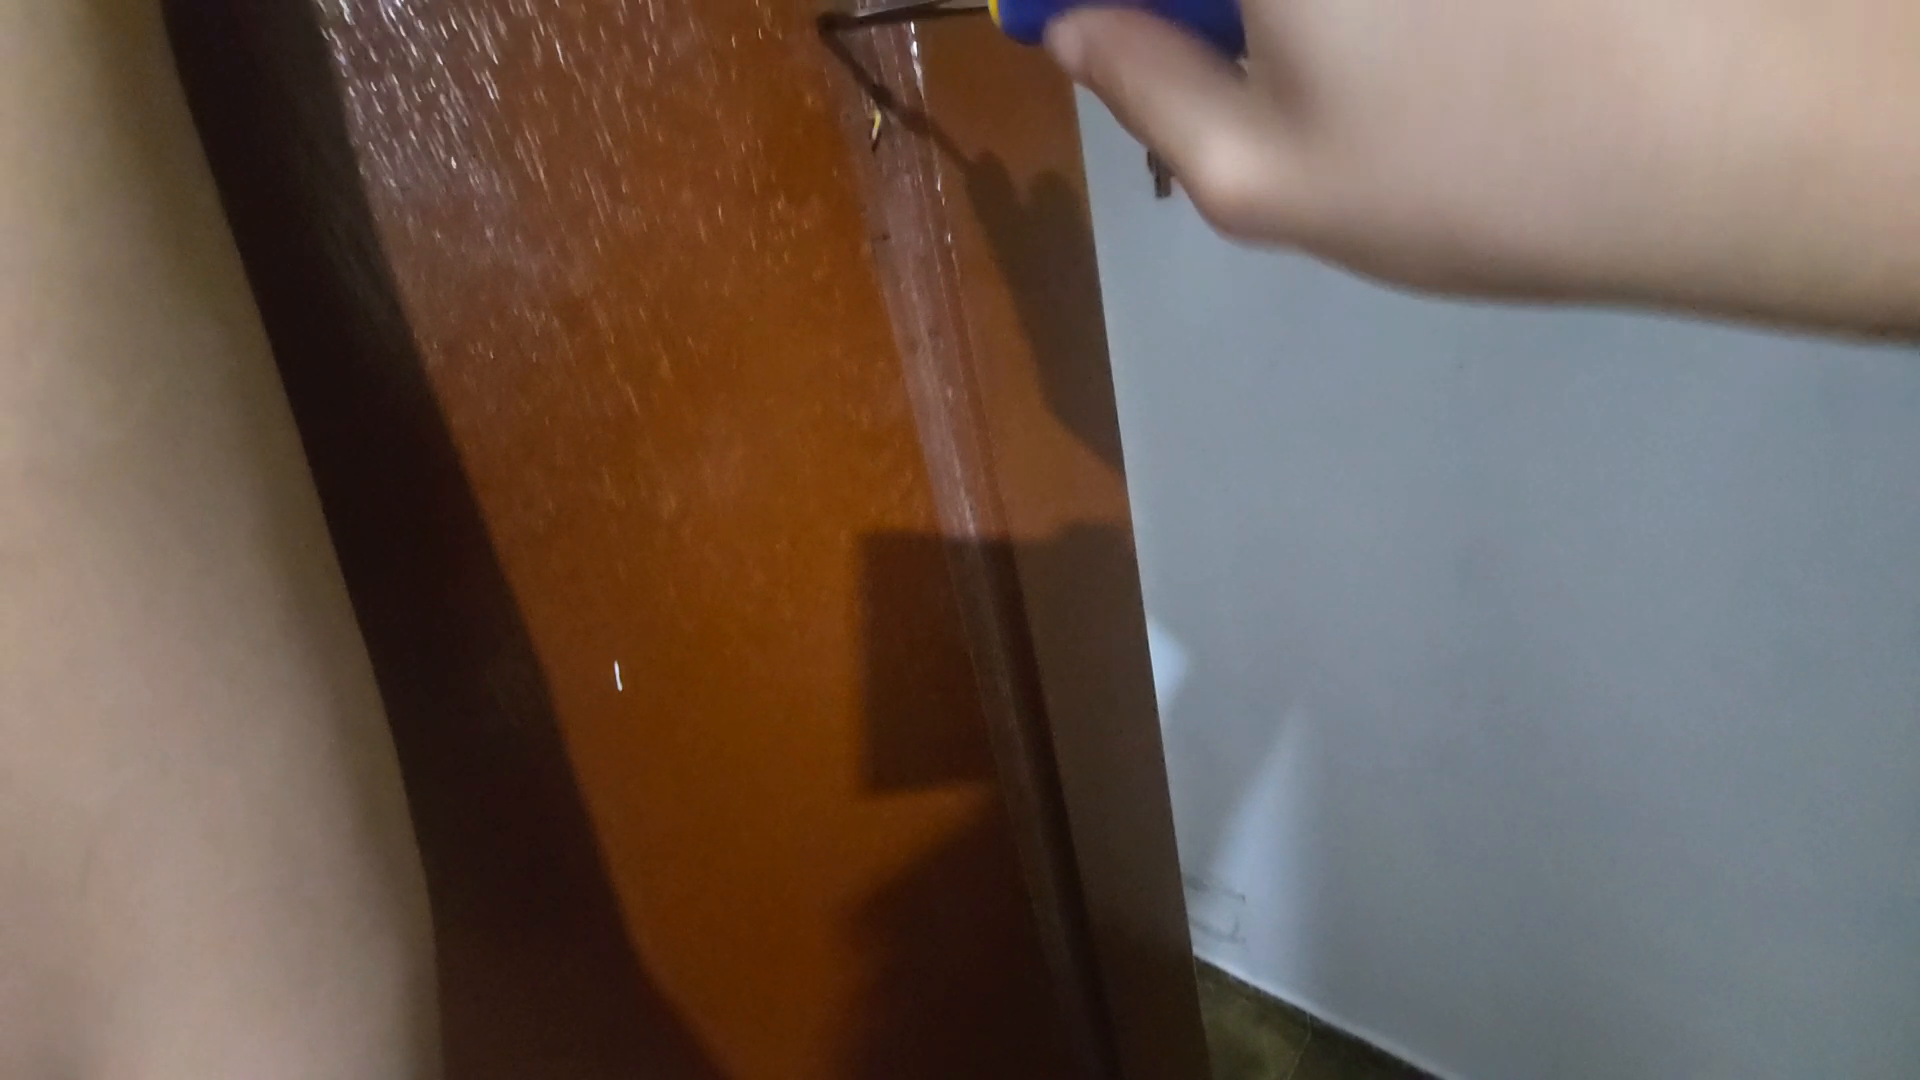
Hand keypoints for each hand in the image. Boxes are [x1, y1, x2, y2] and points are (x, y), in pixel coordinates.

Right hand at [1047, 2, 1919, 331]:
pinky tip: (1382, 40)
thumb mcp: (1255, 178)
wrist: (1742, 134)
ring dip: (1250, 12)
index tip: (1077, 23)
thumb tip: (1073, 27)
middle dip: (1171, 1)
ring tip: (1293, 53)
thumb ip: (1141, 88)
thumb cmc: (1462, 176)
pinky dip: (1316, 13)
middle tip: (1178, 38)